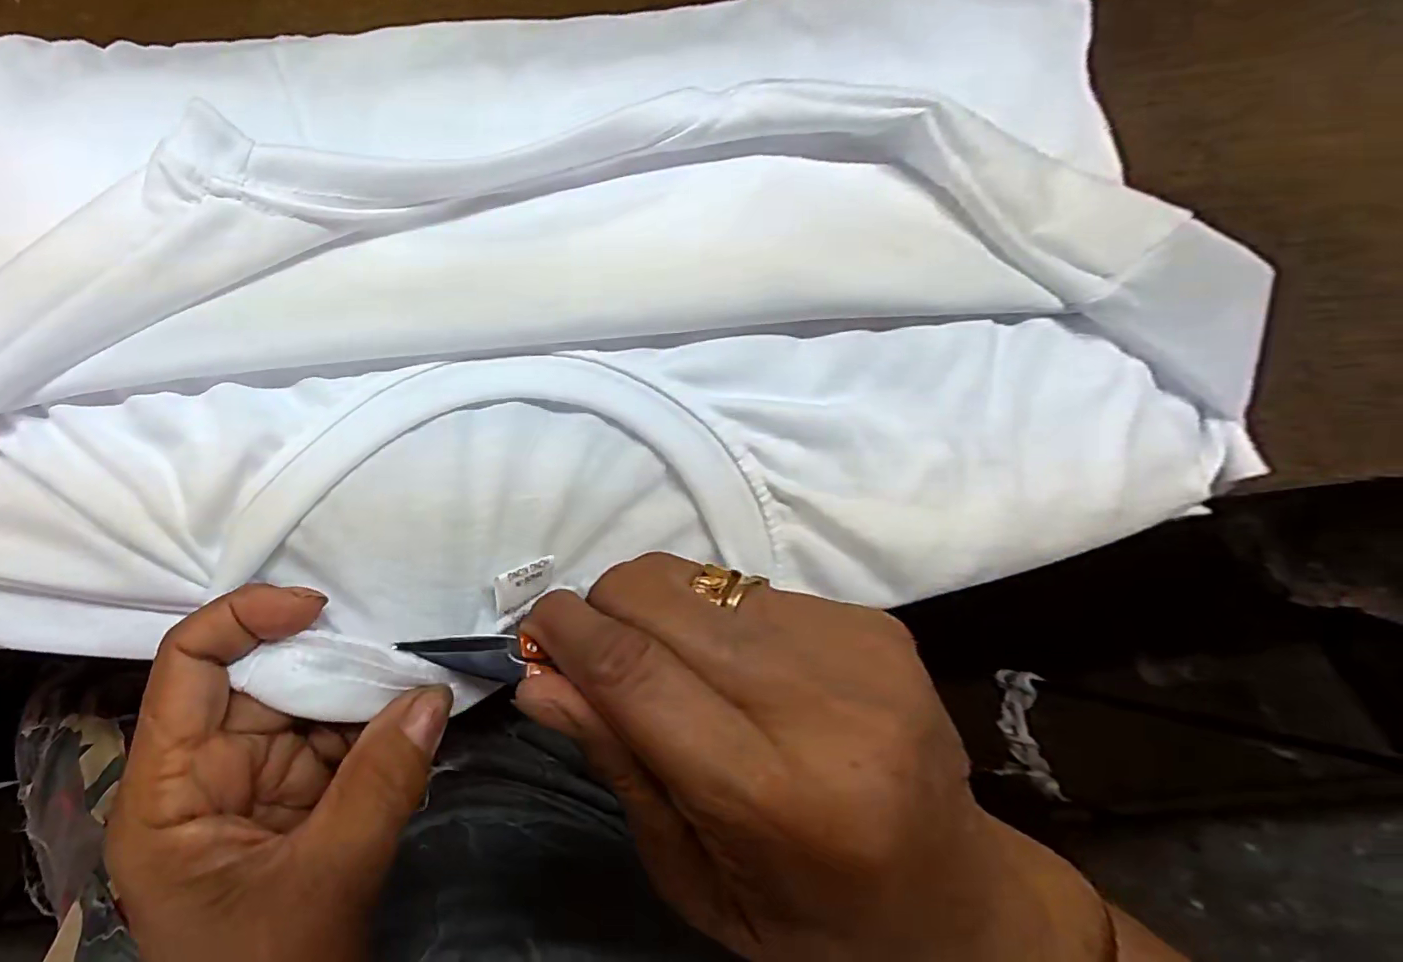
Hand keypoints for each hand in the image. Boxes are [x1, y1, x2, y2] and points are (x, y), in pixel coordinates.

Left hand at [105, 584, 452, 960]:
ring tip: (405, 673)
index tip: (315, 608)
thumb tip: (431, 697)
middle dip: (319, 658)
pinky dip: (366, 724)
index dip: (244, 618)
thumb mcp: (322, 884)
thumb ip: (380, 784)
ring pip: (297, 705)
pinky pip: (326, 739)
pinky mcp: (287, 798)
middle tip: (385, 647)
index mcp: (168, 790)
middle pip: (252, 679)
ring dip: (352, 689)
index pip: (188, 665)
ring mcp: (246, 784)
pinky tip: (402, 710)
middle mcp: (200, 773)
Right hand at [516, 554, 1145, 961]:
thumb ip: (613, 760)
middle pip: (656, 597)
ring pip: (690, 574)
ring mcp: (855, 650)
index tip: (533, 631)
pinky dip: (706, 614)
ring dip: (652, 610)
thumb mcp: (688, 872)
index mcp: (772, 793)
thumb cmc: (804, 918)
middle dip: (599, 610)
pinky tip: (735, 665)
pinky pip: (738, 583)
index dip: (565, 631)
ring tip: (673, 666)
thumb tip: (535, 679)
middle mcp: (821, 704)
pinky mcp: (871, 621)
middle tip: (596, 656)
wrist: (959, 905)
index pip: (634, 670)